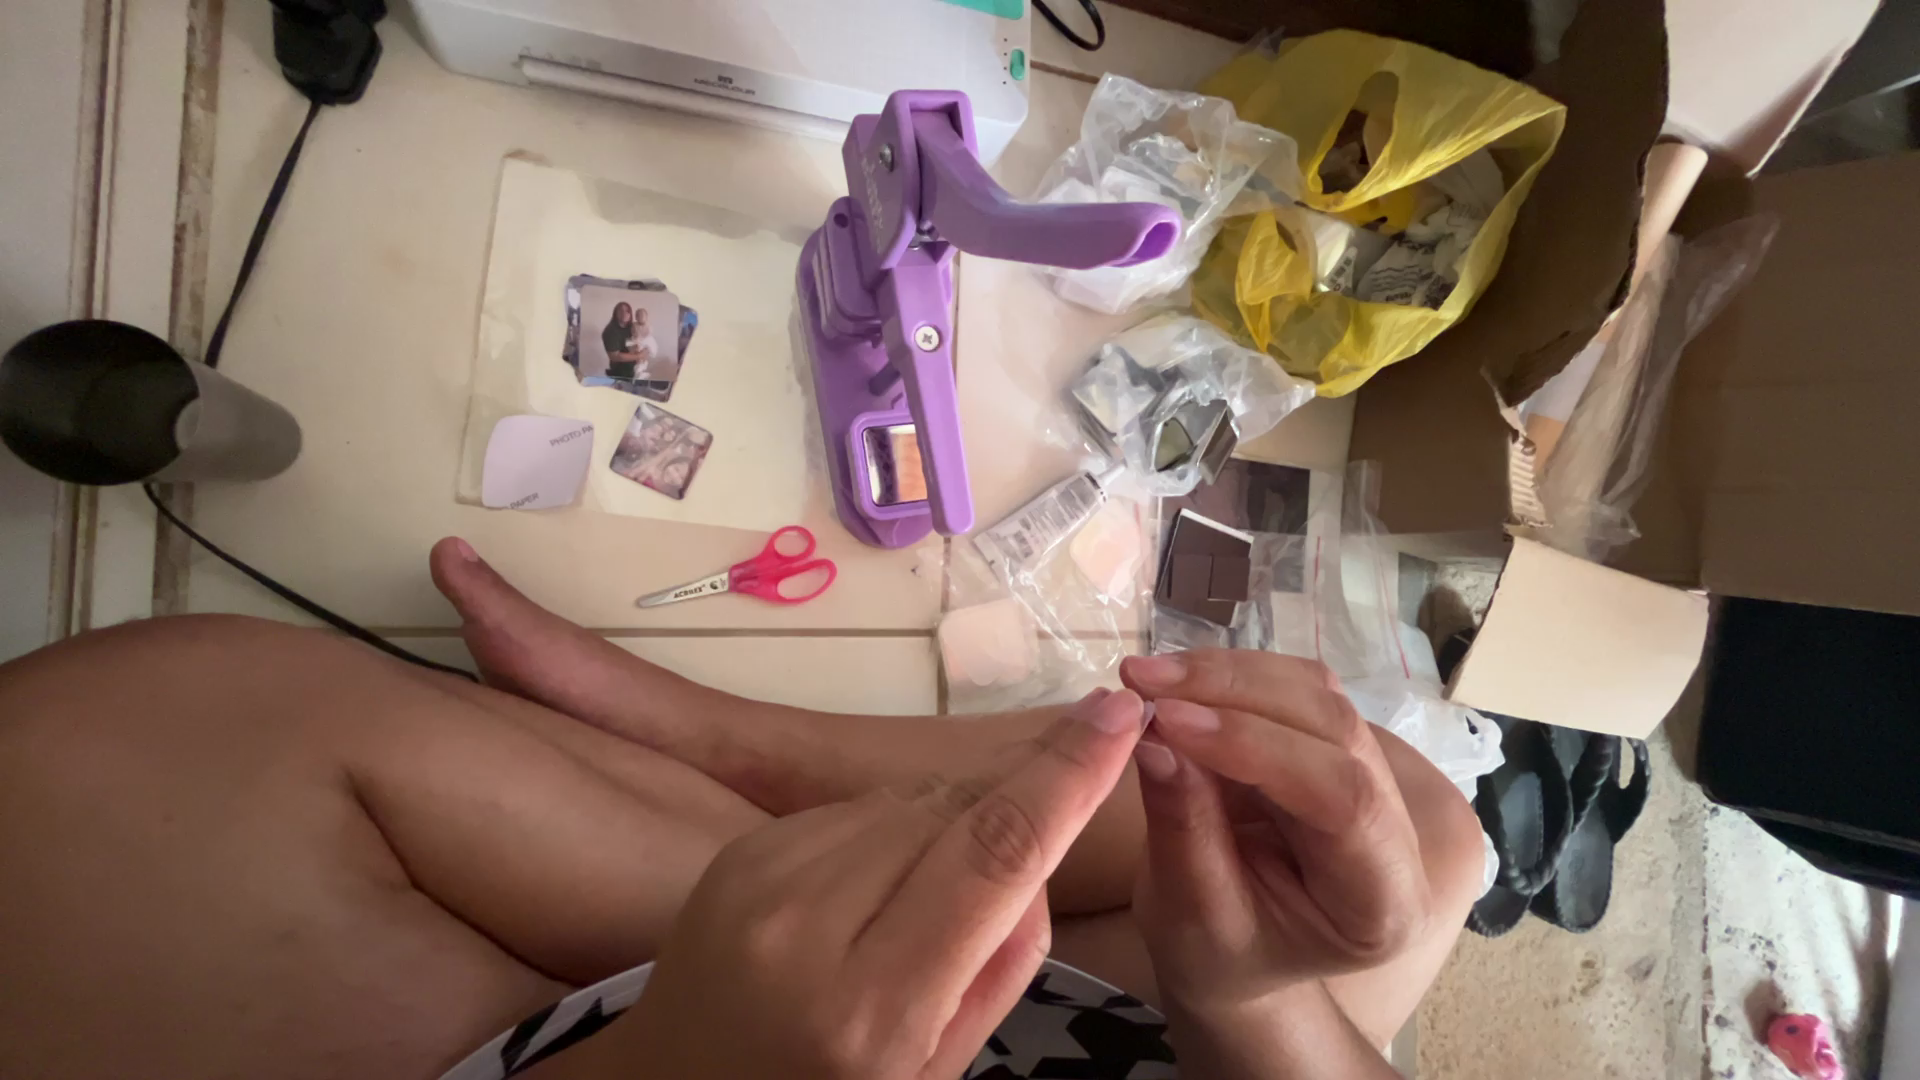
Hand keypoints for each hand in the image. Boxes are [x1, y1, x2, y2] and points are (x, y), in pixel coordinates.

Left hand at [605, 690, 1146, 1079]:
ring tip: (932, 887)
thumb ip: (1004, 961)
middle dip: (1016, 794)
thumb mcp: (939, 1070)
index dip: (1066, 772)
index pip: (995, 854)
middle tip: (1048, 802)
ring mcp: (765, 874)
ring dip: (951, 820)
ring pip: (909, 800)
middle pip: (955, 809)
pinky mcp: (745, 847)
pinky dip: (896, 828)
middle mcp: (810, 923)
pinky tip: (878, 880)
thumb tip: (1033, 854)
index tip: (1118, 712)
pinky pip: (860, 808)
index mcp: (874, 1007)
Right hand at [1120, 650, 1430, 1009]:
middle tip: (1140, 679)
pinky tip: (1175, 681)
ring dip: (1224, 672)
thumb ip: (1180, 826)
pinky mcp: (1334, 742)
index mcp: (1382, 900)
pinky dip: (1226, 674)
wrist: (1238, 951)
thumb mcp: (1189, 912)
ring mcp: (1374, 775)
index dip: (1253, 744)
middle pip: (1334, 727)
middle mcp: (1398, 828)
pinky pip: (1290, 685)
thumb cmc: (1217, 953)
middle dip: (1230, 691)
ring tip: (1147, 675)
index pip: (1343, 799)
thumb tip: (1152, 735)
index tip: (1165, 718)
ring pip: (1313, 691)